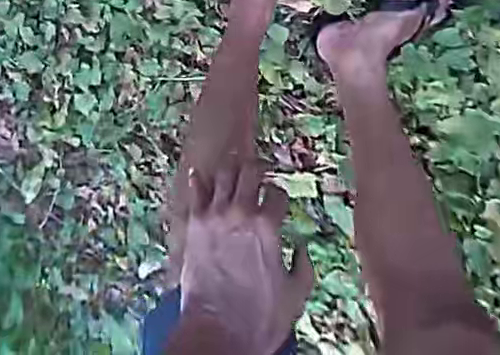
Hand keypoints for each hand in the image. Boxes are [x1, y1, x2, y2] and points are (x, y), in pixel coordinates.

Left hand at [171, 160, 312, 354]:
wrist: (217, 331)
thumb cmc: (258, 319)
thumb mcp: (294, 297)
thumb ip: (303, 267)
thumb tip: (301, 248)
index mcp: (267, 227)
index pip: (277, 193)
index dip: (280, 194)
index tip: (278, 199)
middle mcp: (242, 212)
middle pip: (250, 171)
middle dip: (258, 169)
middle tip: (259, 171)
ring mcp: (216, 215)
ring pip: (224, 173)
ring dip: (231, 168)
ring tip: (234, 167)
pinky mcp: (195, 223)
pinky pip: (196, 191)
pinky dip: (198, 180)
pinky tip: (198, 174)